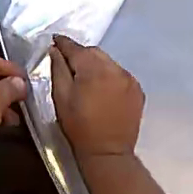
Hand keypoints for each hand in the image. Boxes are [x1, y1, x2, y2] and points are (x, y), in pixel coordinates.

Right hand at [49, 35, 142, 159]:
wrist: (108, 152)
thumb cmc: (79, 126)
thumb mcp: (61, 97)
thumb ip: (58, 69)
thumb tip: (56, 50)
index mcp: (93, 69)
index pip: (76, 48)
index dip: (64, 44)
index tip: (55, 41)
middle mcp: (114, 68)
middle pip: (94, 52)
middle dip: (80, 55)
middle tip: (69, 64)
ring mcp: (129, 79)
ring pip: (108, 61)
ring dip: (96, 65)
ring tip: (86, 78)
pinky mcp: (137, 90)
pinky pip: (120, 74)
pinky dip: (109, 75)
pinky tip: (103, 88)